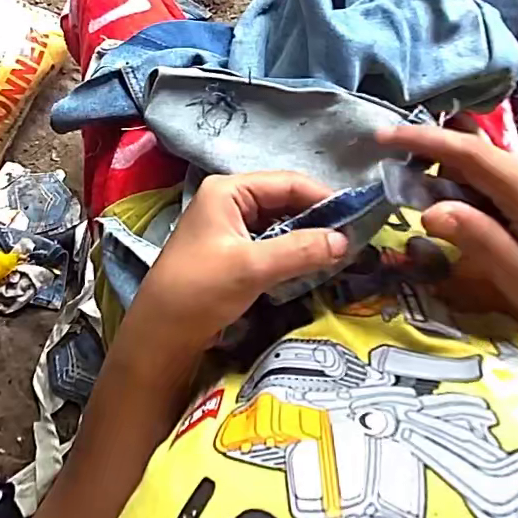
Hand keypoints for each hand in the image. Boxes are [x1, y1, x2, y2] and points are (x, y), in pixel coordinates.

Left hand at [116, 172, 348, 372]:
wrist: (160, 335)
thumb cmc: (200, 290)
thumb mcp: (253, 267)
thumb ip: (300, 250)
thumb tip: (345, 241)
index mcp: (228, 190)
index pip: (287, 182)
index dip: (324, 197)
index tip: (357, 217)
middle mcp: (229, 200)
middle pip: (285, 200)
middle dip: (317, 217)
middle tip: (352, 236)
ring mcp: (230, 226)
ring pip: (280, 222)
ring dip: (307, 235)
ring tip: (339, 250)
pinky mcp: (233, 250)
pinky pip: (272, 241)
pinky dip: (293, 250)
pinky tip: (314, 262)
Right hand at [376, 123, 517, 403]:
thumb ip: (478, 240)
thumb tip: (428, 208)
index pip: (473, 154)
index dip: (425, 140)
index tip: (383, 135)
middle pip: (478, 153)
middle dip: (429, 152)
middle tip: (387, 166)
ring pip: (486, 164)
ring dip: (446, 170)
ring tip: (407, 185)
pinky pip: (498, 180)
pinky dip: (466, 184)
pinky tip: (448, 202)